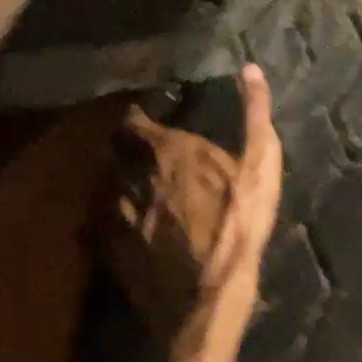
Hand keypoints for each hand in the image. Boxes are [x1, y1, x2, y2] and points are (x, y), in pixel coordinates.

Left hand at [100, 64, 282, 361]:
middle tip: (147, 144)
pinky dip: (109, 214)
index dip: (139, 115)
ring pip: (107, 185)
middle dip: (128, 144)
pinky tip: (126, 219)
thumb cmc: (240, 220)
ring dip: (119, 178)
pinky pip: (99, 222)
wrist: (208, 293)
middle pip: (117, 152)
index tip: (151, 112)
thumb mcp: (262, 161)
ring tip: (138, 180)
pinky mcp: (110, 250)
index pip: (134, 121)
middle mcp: (133, 177)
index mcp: (168, 151)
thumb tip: (251, 67)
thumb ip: (255, 112)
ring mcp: (117, 216)